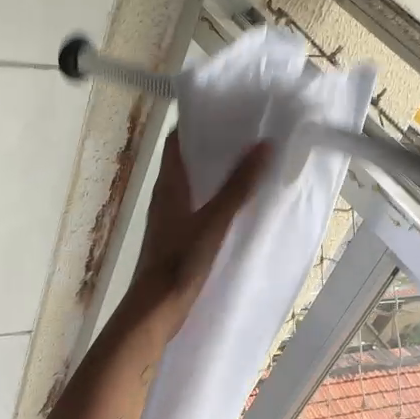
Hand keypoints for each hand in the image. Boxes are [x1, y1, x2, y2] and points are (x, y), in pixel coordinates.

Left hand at [128, 133, 271, 319]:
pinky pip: (197, 209)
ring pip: (193, 186)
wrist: (155, 311)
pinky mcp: (176, 240)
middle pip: (187, 161)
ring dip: (215, 174)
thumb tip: (265, 144)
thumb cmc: (179, 263)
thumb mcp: (213, 221)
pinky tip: (235, 206)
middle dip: (214, 145)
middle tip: (249, 132)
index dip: (200, 120)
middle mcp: (165, 197)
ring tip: (249, 163)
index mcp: (168, 184)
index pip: (179, 139)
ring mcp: (169, 220)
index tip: (228, 107)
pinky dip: (214, 200)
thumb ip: (238, 186)